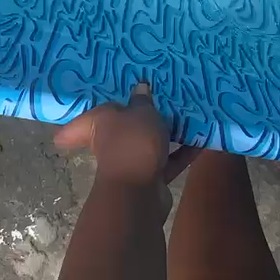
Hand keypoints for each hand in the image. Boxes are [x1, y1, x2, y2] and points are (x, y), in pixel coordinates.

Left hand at [54, 83, 196, 189]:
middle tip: (157, 100)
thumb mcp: (141, 112)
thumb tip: (140, 88)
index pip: (82, 121)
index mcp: (99, 123)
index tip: (79, 115)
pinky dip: (183, 151)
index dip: (77, 121)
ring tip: (187, 115)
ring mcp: (131, 162)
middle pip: (123, 128)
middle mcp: (111, 143)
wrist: (140, 192)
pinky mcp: (151, 178)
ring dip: (166, 134)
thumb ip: (143, 100)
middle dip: (138, 119)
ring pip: (149, 143)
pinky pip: (169, 159)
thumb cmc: (133, 142)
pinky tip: (201, 139)